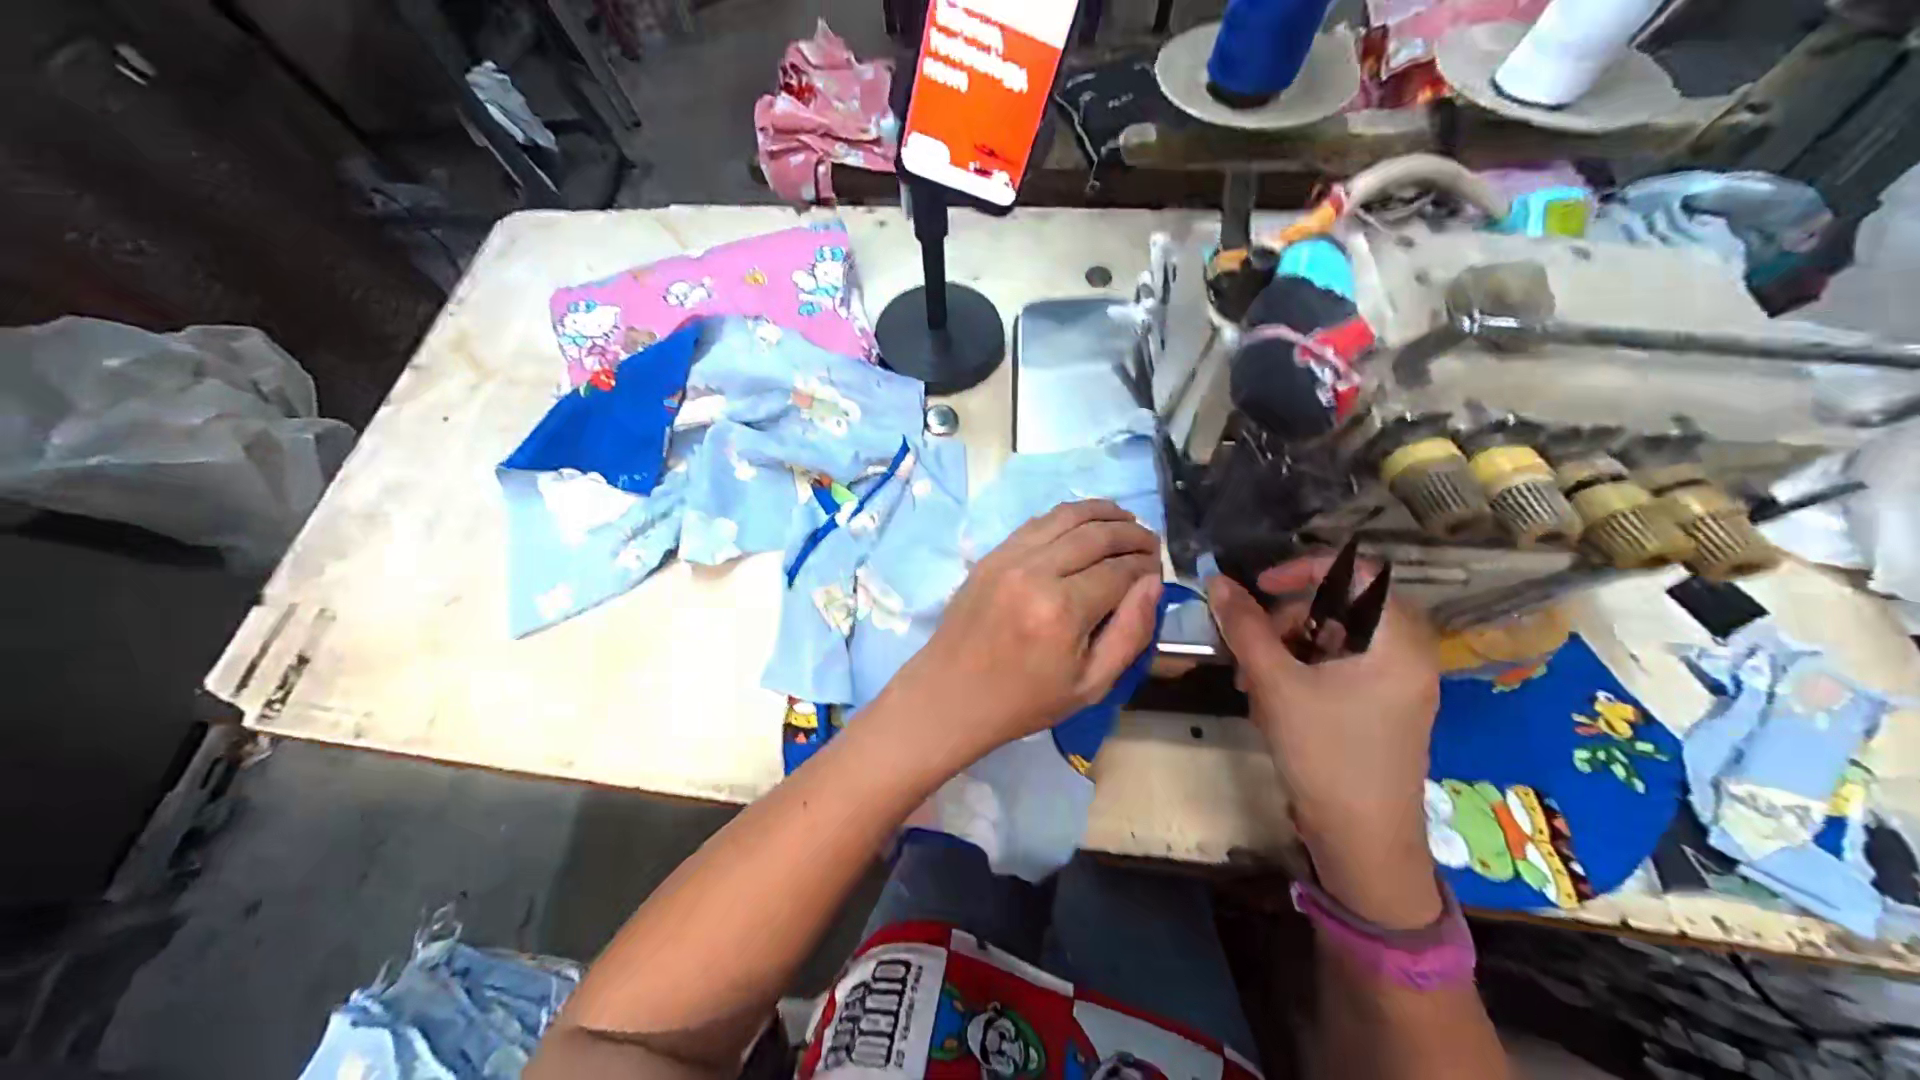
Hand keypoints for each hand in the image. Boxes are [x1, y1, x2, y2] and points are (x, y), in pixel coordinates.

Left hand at [882, 500, 1161, 771]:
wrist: (951, 695)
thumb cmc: (1025, 701)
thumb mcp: (1091, 685)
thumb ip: (1131, 632)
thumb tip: (1154, 584)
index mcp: (1063, 610)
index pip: (1120, 571)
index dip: (1146, 567)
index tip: (1158, 571)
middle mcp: (1036, 572)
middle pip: (1097, 535)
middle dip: (1132, 534)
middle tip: (1150, 544)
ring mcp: (1009, 558)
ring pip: (1066, 517)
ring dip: (1103, 513)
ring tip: (1126, 520)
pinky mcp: (991, 555)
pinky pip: (1037, 522)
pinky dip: (1067, 515)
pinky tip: (1085, 522)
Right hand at [1208, 555, 1442, 927]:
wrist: (1363, 839)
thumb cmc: (1324, 753)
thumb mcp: (1275, 683)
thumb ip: (1245, 627)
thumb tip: (1218, 582)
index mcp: (1397, 640)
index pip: (1358, 572)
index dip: (1303, 569)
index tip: (1260, 587)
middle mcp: (1408, 654)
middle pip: (1341, 606)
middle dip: (1286, 620)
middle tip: (1249, 650)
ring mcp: (1399, 682)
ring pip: (1336, 638)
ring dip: (1288, 647)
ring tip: (1253, 682)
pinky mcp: (1385, 706)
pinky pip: (1342, 666)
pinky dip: (1304, 670)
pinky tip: (1273, 699)